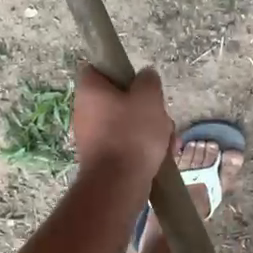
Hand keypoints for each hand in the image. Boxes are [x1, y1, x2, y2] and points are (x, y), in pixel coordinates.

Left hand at [71, 64, 171, 185]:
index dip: (120, 71)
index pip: (98, 68)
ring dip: (150, 130)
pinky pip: (126, 144)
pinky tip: (162, 156)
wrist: (118, 184)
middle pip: (120, 99)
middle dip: (146, 107)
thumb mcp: (148, 97)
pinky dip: (143, 148)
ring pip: (127, 123)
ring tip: (167, 141)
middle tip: (160, 117)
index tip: (140, 82)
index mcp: (90, 89)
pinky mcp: (103, 157)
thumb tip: (145, 78)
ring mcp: (93, 136)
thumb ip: (148, 80)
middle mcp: (85, 111)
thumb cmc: (131, 133)